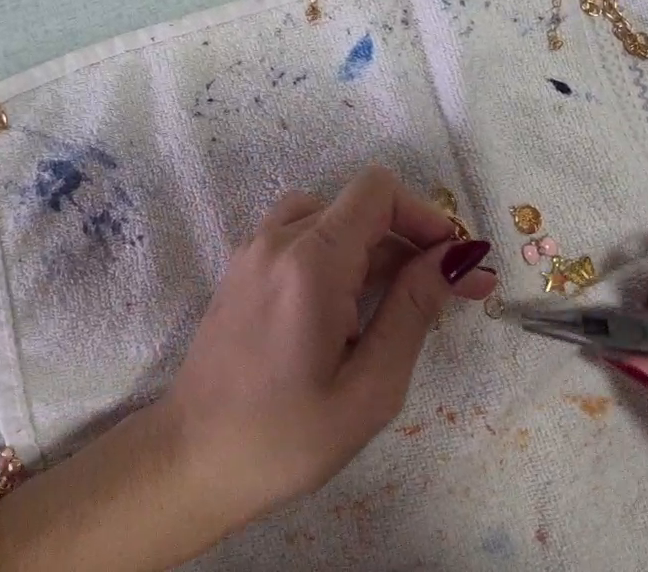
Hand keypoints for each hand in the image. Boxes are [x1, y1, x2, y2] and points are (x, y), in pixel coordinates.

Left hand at [0, 166, 495, 571]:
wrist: (192, 457)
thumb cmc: (286, 438)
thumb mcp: (368, 389)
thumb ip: (412, 312)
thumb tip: (455, 260)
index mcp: (310, 261)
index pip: (376, 190)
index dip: (423, 215)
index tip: (453, 263)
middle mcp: (277, 240)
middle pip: (355, 205)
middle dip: (407, 239)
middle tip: (446, 295)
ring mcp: (252, 252)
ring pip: (326, 216)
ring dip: (368, 245)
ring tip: (390, 303)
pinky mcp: (240, 270)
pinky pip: (296, 236)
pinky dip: (333, 252)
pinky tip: (343, 308)